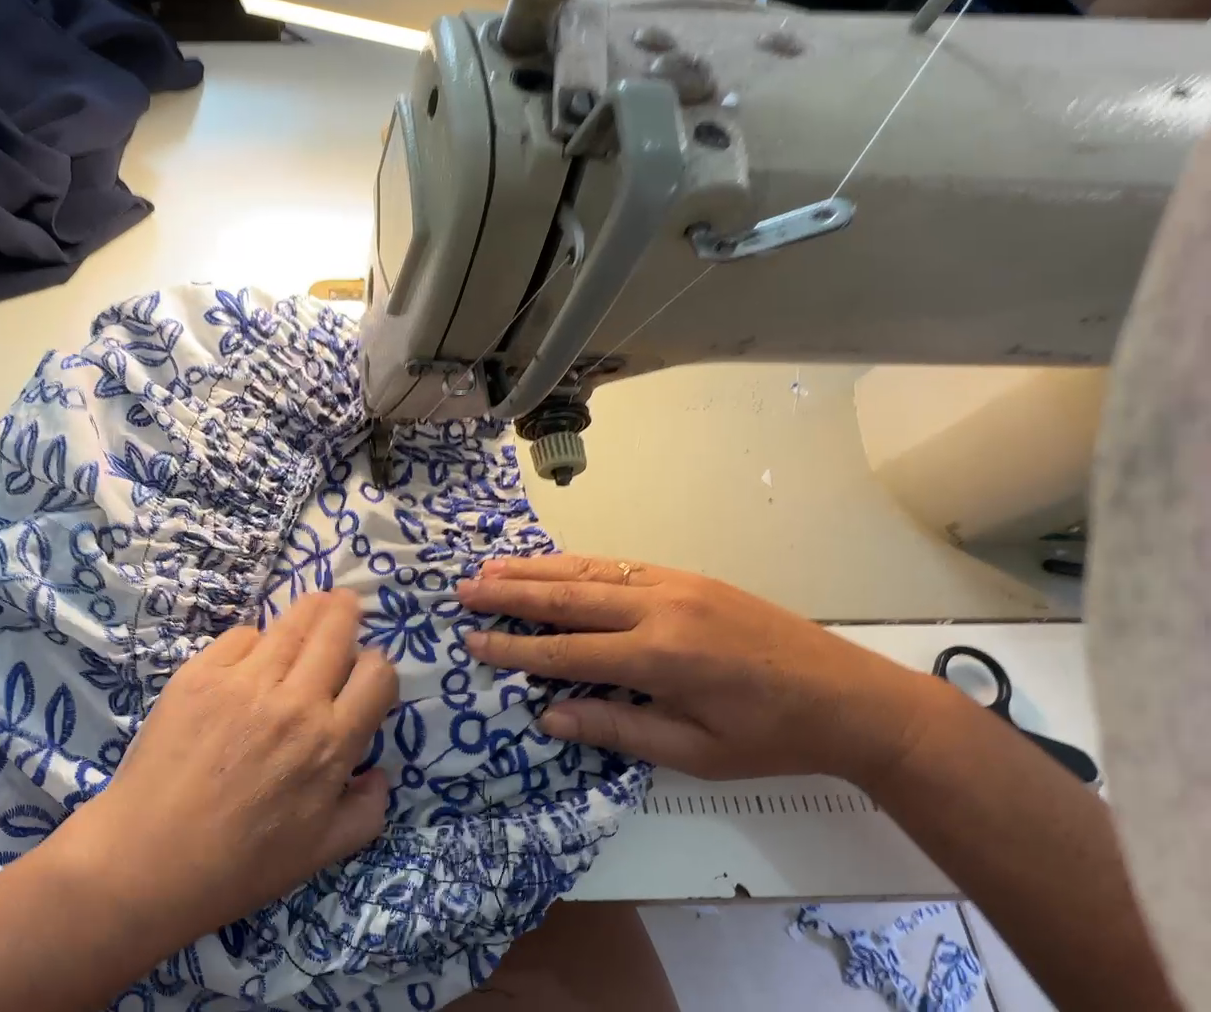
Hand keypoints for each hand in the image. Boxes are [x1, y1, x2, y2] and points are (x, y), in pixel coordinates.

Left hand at [48, 589, 398, 943]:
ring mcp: (242, 682)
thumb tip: (380, 773)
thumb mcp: (322, 853)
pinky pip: (239, 637)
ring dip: (309, 610)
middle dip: (347, 613)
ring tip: (315, 602)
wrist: (150, 858)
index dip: (379, 667)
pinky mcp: (199, 673)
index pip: (376, 675)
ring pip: (289, 624)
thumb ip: (365, 812)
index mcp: (329, 743)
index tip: (367, 671)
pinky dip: (254, 640)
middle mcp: (293, 702)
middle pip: (335, 631)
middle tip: (346, 604)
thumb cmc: (240, 866)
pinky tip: (253, 653)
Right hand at [457, 555, 949, 785]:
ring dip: (535, 568)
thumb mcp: (695, 752)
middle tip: (464, 589)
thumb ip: (617, 728)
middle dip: (510, 594)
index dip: (515, 650)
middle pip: (568, 596)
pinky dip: (576, 563)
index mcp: (661, 659)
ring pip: (589, 570)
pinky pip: (618, 564)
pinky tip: (550, 564)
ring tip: (490, 567)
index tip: (473, 643)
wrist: (852, 698)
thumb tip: (548, 714)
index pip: (567, 652)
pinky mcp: (688, 576)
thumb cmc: (770, 737)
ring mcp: (675, 585)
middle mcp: (660, 610)